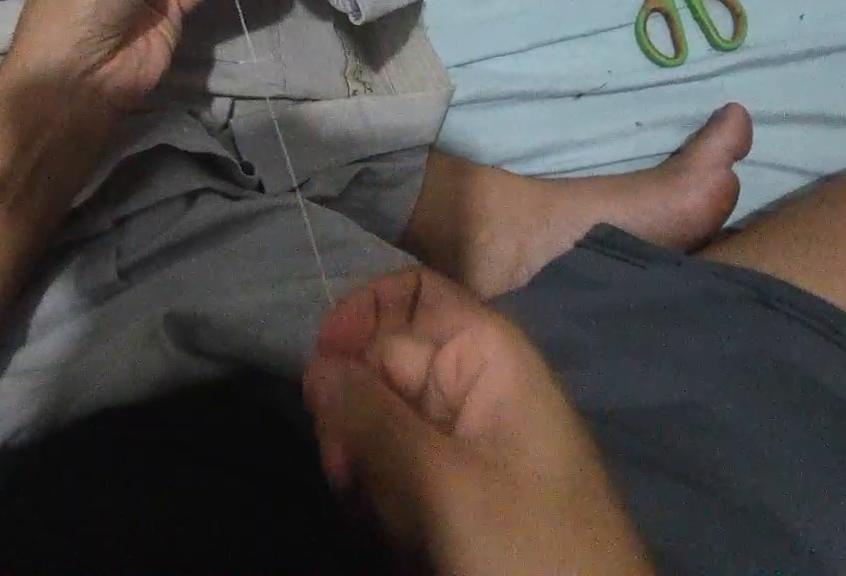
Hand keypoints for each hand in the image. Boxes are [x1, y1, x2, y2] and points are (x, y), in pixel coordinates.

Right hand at [303, 268, 653, 575]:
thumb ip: (372, 416)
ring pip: (380, 417)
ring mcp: (461, 432)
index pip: (411, 295)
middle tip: (345, 473)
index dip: (361, 315)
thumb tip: (316, 364)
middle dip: (356, 414)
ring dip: (369, 463)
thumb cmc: (529, 549)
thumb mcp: (443, 482)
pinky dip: (385, 494)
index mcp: (486, 351)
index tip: (320, 365)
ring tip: (391, 517)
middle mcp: (472, 379)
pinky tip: (402, 533)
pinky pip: (396, 462)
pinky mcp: (452, 480)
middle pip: (384, 360)